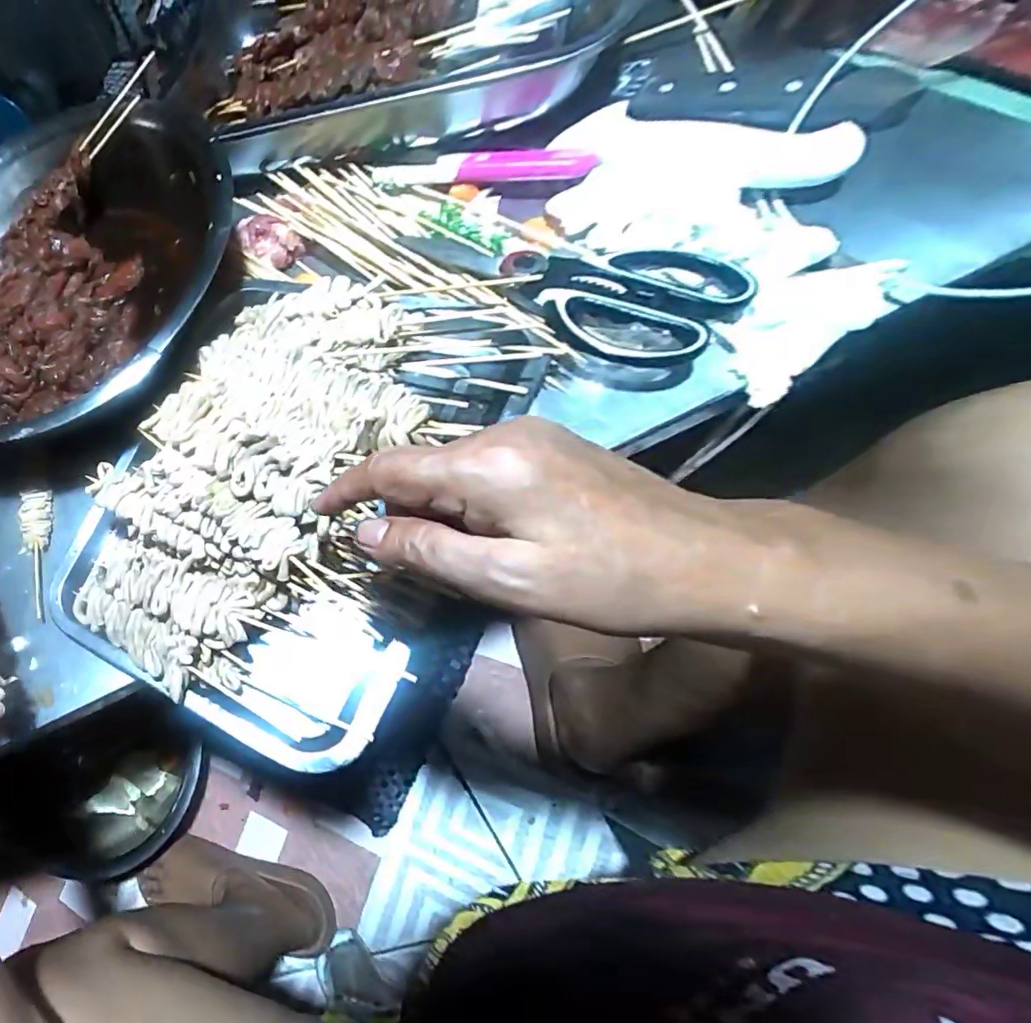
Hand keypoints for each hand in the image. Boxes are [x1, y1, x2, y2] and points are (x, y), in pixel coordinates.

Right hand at [313, 417, 791, 636]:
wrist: (713, 560)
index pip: (391, 467)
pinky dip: (461, 502)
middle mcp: (502, 435)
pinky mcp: (547, 447)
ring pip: (447, 471)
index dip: (348, 489)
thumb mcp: (505, 579)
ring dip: (433, 511)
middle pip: (419, 468)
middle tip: (406, 564)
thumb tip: (364, 533)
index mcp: (487, 465)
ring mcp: (529, 436)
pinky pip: (478, 470)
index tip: (318, 511)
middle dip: (399, 511)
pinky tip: (488, 538)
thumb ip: (427, 551)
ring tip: (458, 559)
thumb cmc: (607, 580)